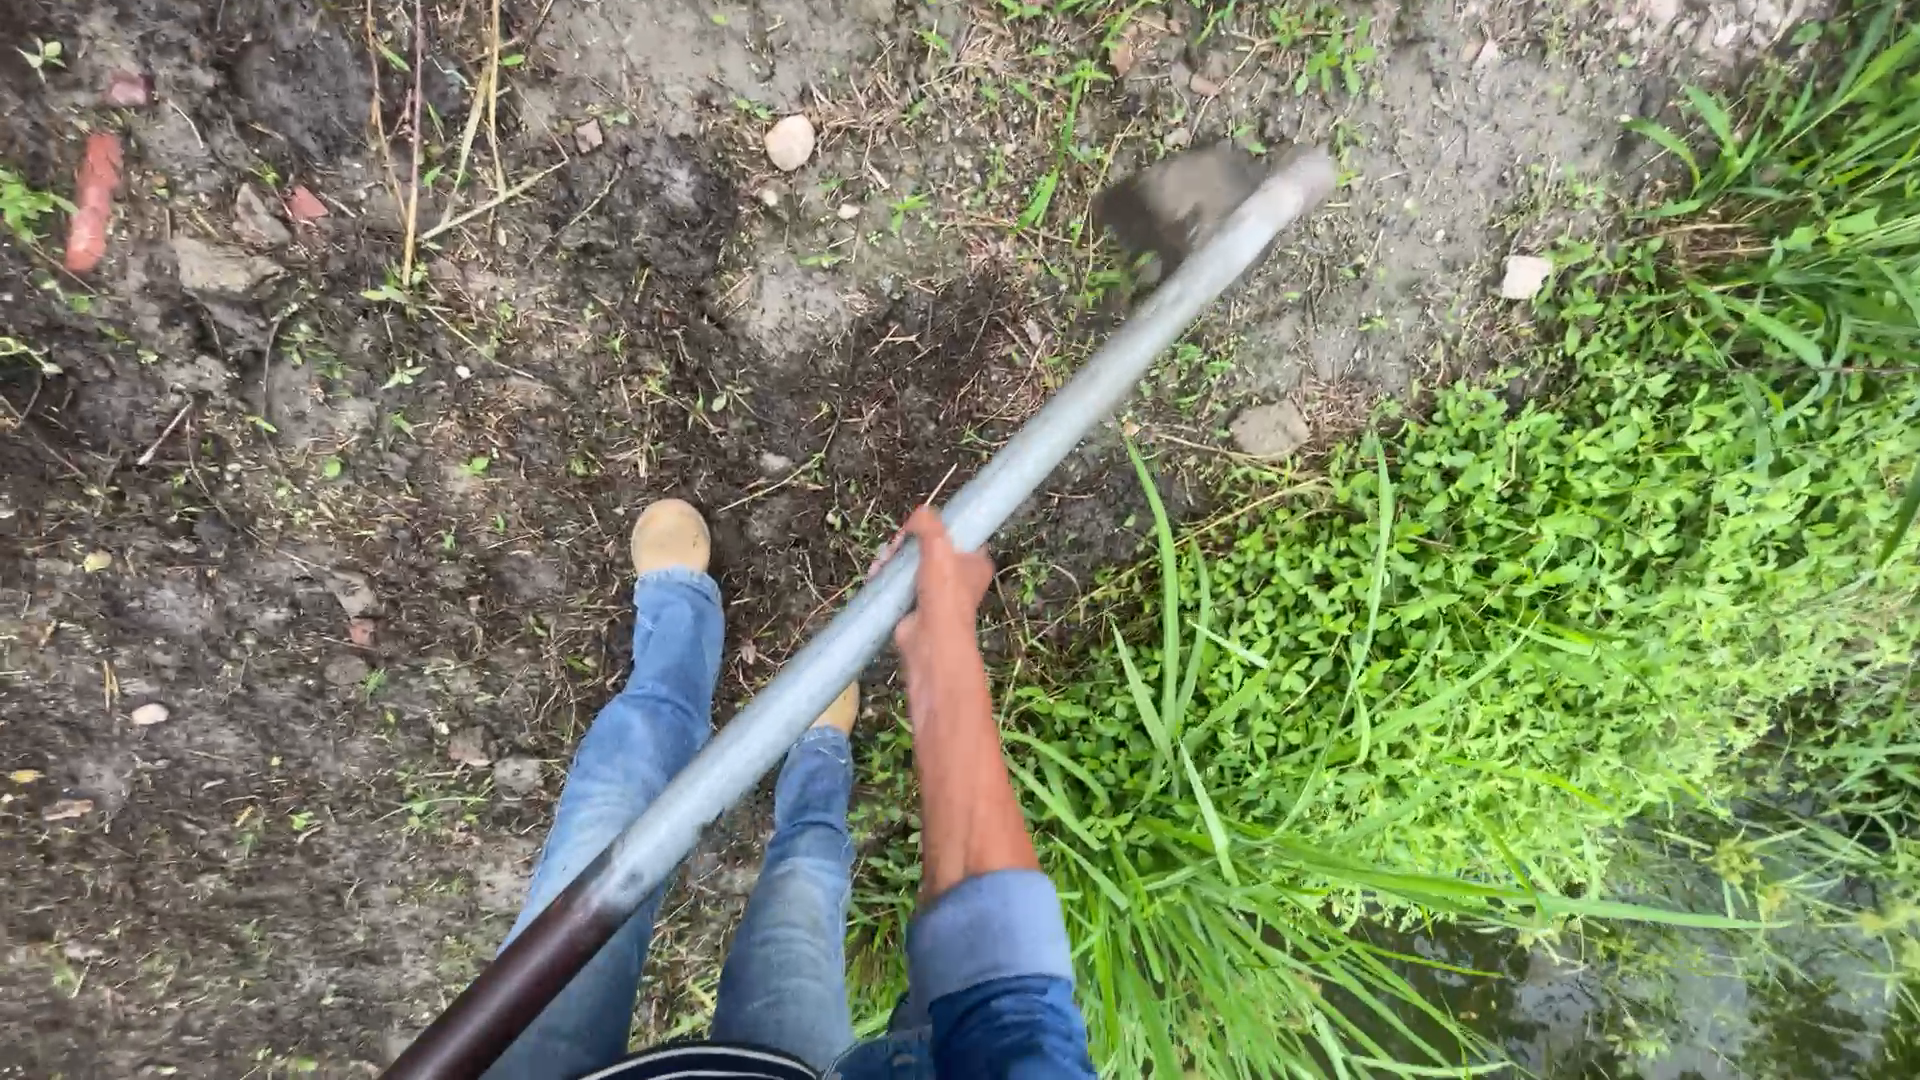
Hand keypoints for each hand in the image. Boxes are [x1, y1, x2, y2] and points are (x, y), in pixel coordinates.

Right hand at [889, 506, 993, 662]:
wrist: (930, 640)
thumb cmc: (944, 593)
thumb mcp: (939, 547)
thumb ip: (929, 524)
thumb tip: (919, 512)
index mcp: (976, 563)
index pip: (961, 535)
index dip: (940, 527)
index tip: (921, 524)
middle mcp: (959, 577)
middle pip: (929, 547)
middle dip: (907, 543)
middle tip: (896, 545)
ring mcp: (936, 592)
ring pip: (911, 563)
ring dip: (893, 559)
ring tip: (883, 561)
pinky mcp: (915, 604)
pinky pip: (899, 582)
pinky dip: (886, 576)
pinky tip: (876, 574)